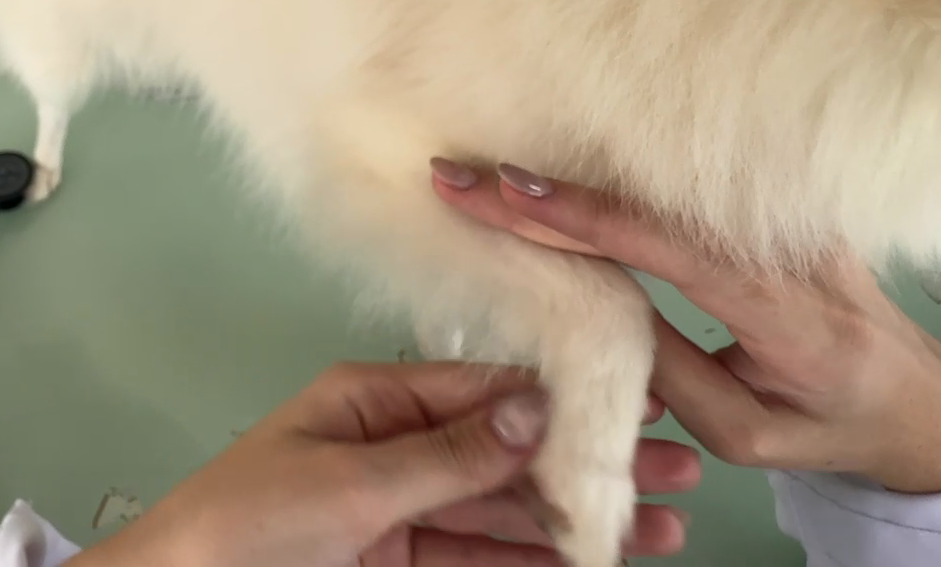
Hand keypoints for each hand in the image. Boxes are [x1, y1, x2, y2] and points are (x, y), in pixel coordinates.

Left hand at [69, 361, 698, 566]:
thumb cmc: (265, 513)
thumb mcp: (357, 481)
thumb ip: (447, 454)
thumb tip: (532, 408)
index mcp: (372, 398)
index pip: (474, 390)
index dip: (549, 397)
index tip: (628, 400)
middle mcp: (392, 439)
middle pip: (498, 448)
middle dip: (578, 458)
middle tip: (676, 467)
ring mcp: (400, 500)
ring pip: (497, 504)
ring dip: (570, 513)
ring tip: (662, 520)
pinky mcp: (401, 552)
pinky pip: (476, 550)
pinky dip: (531, 557)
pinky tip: (590, 557)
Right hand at [429, 159, 940, 492]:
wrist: (918, 395)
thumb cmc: (829, 423)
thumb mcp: (746, 433)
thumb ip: (666, 372)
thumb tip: (583, 308)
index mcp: (786, 310)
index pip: (668, 247)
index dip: (580, 218)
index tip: (505, 193)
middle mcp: (781, 246)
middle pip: (638, 203)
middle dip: (536, 191)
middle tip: (454, 175)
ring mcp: (768, 215)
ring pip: (643, 183)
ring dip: (552, 175)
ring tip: (475, 170)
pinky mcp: (748, 203)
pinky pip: (657, 183)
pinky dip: (587, 172)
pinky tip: (532, 167)